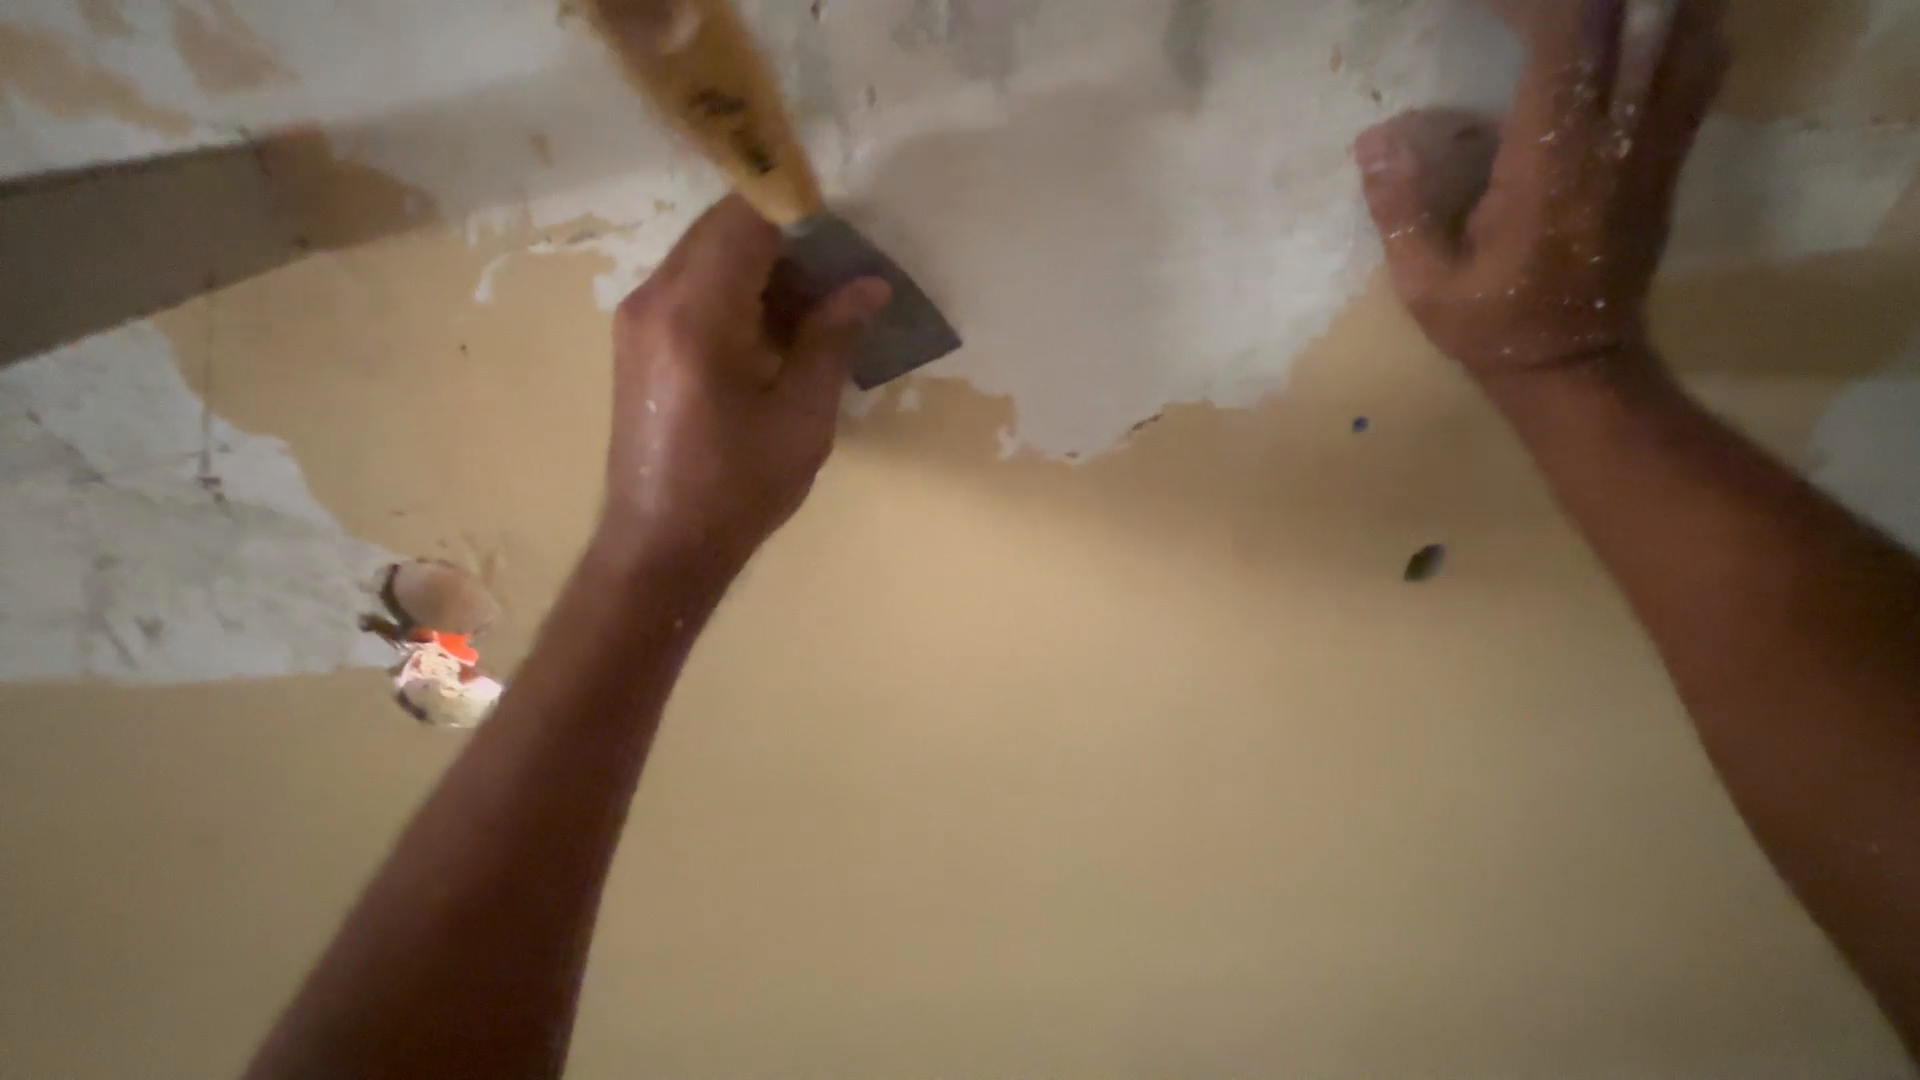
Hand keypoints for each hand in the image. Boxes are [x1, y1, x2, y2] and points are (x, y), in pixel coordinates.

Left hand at [601, 195, 890, 568]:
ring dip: (762, 268)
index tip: (847, 243)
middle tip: (838, 283)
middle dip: (786, 242)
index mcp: (695, 315)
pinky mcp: (637, 338)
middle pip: (722, 228)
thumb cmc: (738, 489)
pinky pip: (690, 286)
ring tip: (813, 315)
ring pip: (706, 253)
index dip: (801, 215)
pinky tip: (771, 336)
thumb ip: (831, 339)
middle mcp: (654, 298)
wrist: (661, 544)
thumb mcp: (802, 418)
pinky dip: (735, 292)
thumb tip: (870, 285)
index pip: (746, 218)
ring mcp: (637, 316)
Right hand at [1355, 0, 1728, 378]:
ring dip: (1641, 11)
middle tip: (1521, 12)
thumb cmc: (1489, 327)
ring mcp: (1654, 147)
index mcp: (1549, 168)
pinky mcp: (1669, 158)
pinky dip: (1680, 31)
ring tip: (1586, 19)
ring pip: (1685, 33)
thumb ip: (1398, 209)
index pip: (1562, 45)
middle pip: (1628, 24)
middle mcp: (1615, 143)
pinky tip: (1644, 33)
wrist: (1572, 365)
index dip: (1528, 5)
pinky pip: (1699, 68)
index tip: (1484, 5)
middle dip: (1574, 6)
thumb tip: (1373, 139)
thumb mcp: (1424, 284)